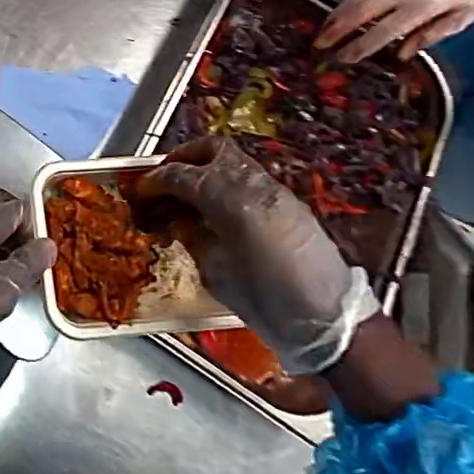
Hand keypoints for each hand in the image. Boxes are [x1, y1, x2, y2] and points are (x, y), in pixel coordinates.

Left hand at [0, 194, 56, 352]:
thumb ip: (30, 262)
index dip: (38, 226)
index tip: (45, 249)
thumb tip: (48, 245)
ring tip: (23, 266)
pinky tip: (4, 270)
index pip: (20, 207)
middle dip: (24, 229)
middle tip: (35, 254)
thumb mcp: (6, 287)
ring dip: (10, 239)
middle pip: (5, 210)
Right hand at [138, 138, 377, 373]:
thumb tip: (175, 221)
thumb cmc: (267, 303)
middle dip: (183, 158)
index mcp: (232, 204)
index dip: (156, 180)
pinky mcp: (289, 205)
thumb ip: (192, 237)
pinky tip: (216, 210)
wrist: (332, 323)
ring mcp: (276, 193)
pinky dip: (226, 184)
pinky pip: (250, 179)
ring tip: (188, 194)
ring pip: (235, 161)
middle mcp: (256, 188)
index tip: (140, 191)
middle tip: (165, 178)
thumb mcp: (216, 273)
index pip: (183, 175)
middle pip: (214, 150)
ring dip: (206, 169)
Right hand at [315, 0, 473, 62]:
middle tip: (320, 44)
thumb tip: (403, 54)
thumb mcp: (461, 20)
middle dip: (338, 29)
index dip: (362, 45)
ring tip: (323, 30)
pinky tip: (338, 11)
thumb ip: (429, 36)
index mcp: (424, 5)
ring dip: (336, 15)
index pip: (384, 30)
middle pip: (362, 11)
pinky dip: (345, 0)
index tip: (345, 57)